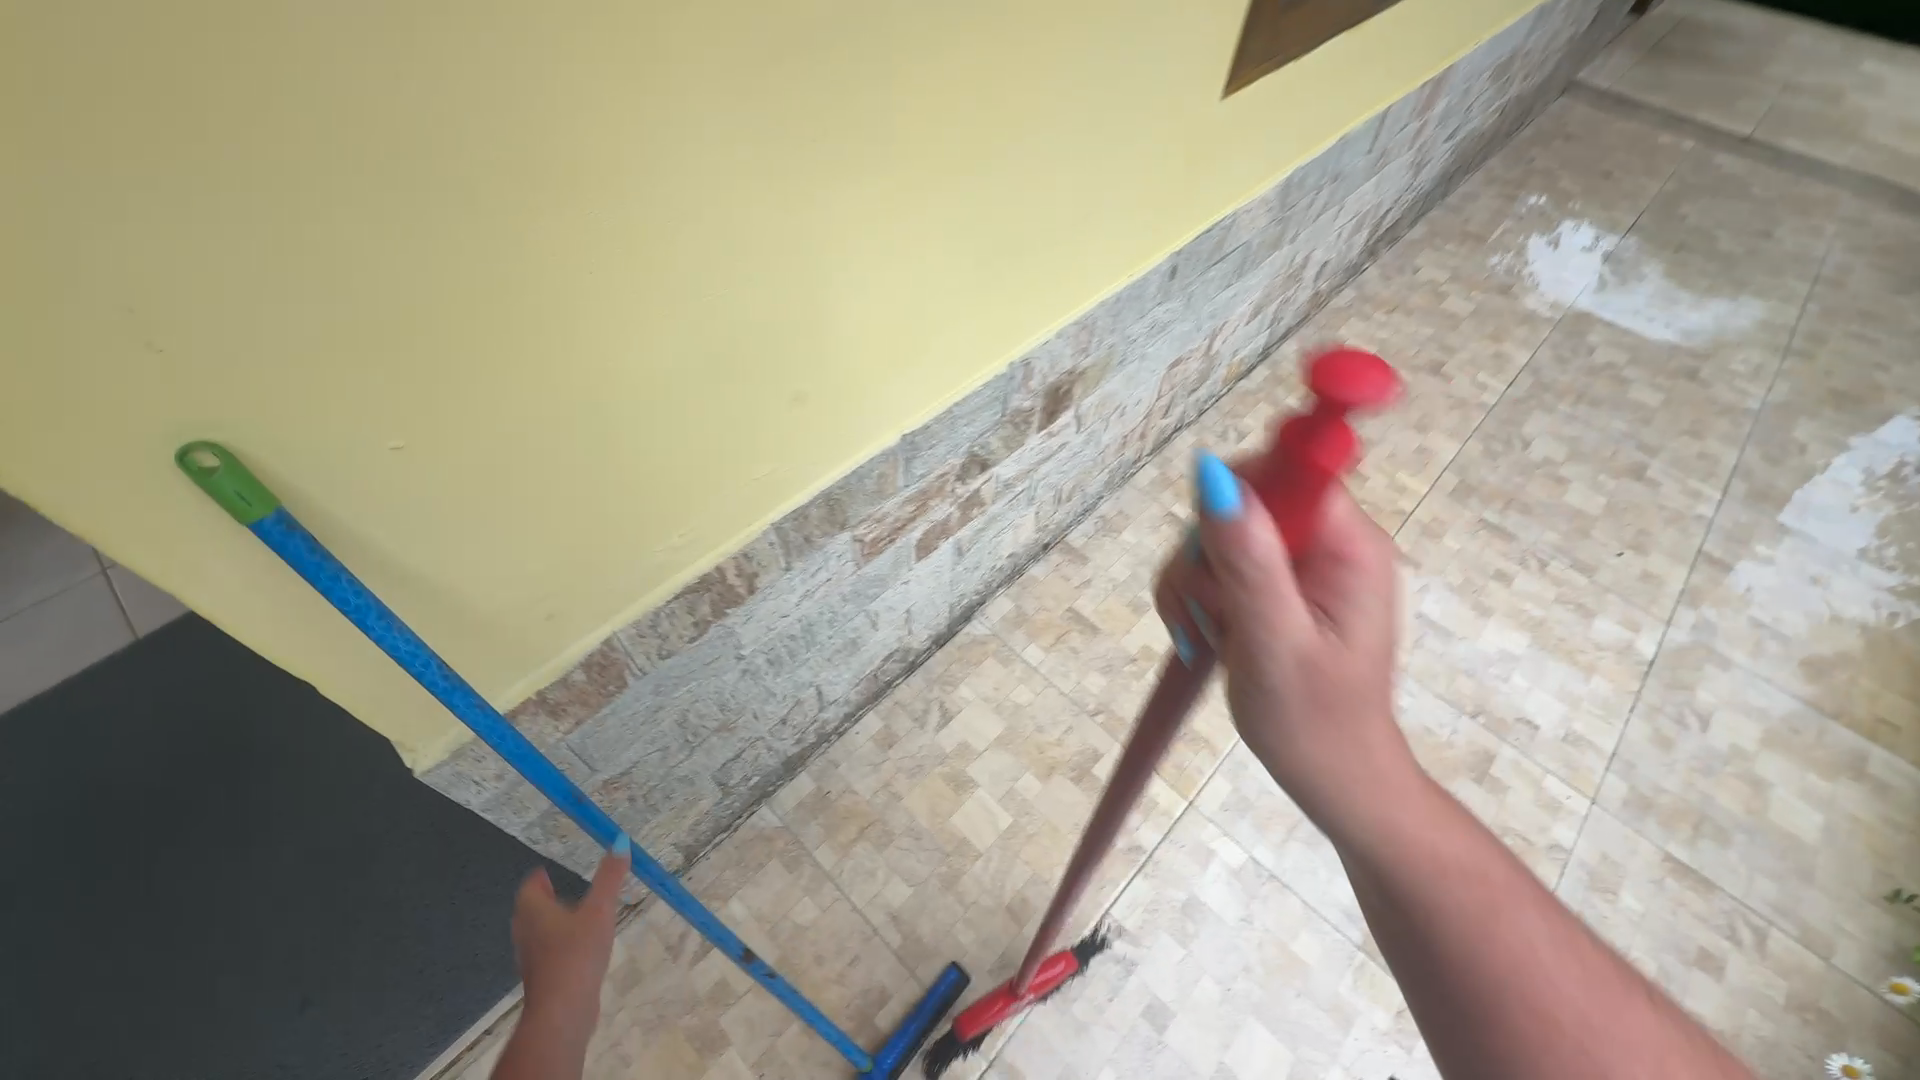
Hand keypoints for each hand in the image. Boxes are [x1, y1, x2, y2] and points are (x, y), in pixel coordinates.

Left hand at [510, 837, 629, 1039]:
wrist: (563, 1011)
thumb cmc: (576, 954)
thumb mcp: (599, 910)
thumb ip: (610, 876)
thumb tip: (621, 841)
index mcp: (532, 910)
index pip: (530, 886)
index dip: (540, 877)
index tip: (551, 870)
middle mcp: (525, 931)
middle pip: (531, 908)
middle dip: (546, 897)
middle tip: (564, 887)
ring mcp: (531, 957)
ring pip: (539, 930)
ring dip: (555, 920)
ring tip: (579, 914)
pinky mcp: (542, 976)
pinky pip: (549, 949)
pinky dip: (561, 941)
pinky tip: (583, 946)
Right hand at [1156, 452, 1415, 835]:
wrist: (1331, 777)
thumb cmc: (1312, 722)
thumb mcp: (1274, 642)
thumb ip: (1247, 560)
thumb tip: (1213, 474)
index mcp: (1348, 546)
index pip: (1287, 471)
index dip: (1238, 492)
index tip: (1210, 548)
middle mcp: (1326, 543)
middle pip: (1241, 502)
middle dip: (1205, 555)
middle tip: (1206, 614)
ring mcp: (1299, 565)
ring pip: (1218, 536)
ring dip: (1193, 584)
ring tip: (1203, 637)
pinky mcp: (1275, 587)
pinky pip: (1217, 566)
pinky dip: (1196, 598)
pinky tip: (1203, 637)